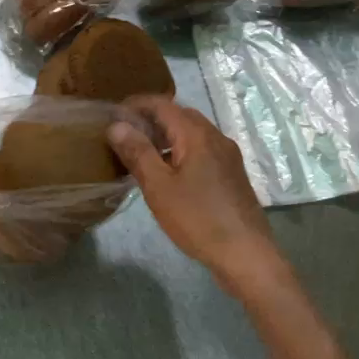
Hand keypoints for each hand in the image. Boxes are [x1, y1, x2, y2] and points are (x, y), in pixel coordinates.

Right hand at [107, 97, 279, 285]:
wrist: (246, 254)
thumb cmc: (198, 219)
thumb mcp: (159, 187)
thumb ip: (138, 153)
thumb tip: (117, 125)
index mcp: (197, 134)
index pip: (163, 104)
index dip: (136, 105)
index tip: (113, 115)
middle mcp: (216, 137)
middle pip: (180, 115)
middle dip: (151, 119)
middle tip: (125, 134)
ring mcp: (227, 155)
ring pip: (192, 133)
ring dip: (167, 136)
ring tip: (142, 153)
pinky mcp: (232, 174)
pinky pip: (202, 150)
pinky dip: (181, 150)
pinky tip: (169, 173)